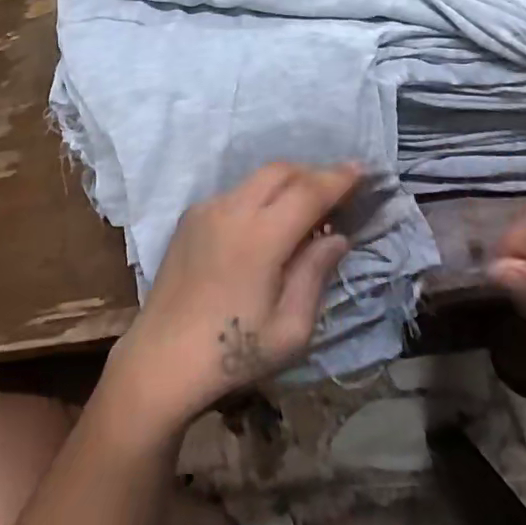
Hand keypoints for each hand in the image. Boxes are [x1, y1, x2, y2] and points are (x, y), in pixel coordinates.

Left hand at [103, 163, 357, 435]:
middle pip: (279, 171)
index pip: (308, 191)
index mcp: (260, 236)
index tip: (362, 169)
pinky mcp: (189, 219)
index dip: (338, 178)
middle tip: (338, 191)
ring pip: (253, 180)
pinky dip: (258, 197)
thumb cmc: (234, 351)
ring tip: (305, 210)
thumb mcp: (291, 327)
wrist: (163, 355)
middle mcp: (230, 210)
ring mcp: (205, 210)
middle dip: (312, 173)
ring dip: (284, 184)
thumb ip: (315, 273)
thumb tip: (336, 237)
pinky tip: (267, 225)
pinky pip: (233, 195)